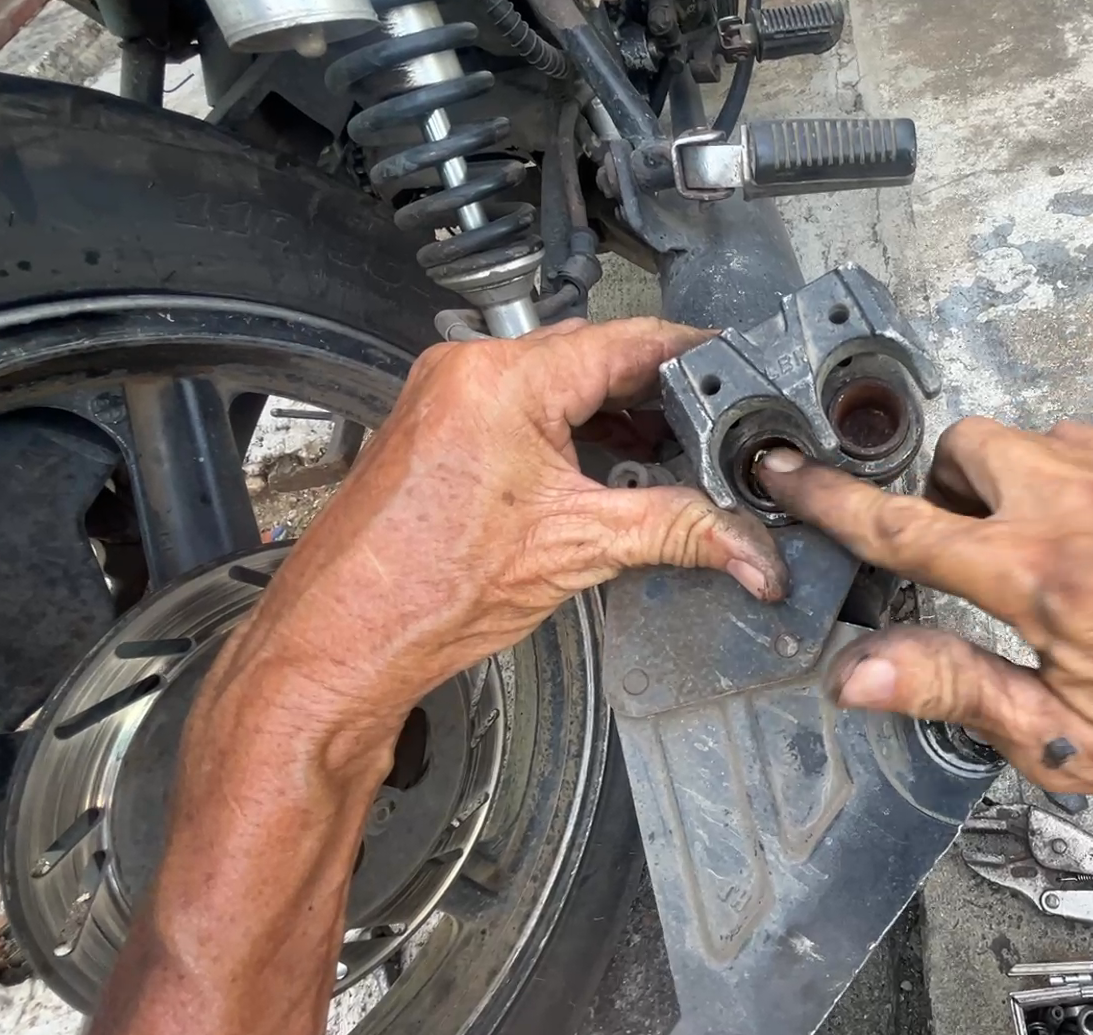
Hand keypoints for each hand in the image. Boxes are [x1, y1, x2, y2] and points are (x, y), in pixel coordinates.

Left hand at [224, 318, 787, 768]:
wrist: (345, 637)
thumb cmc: (425, 588)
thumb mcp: (580, 549)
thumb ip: (679, 532)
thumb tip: (747, 545)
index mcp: (504, 382)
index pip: (626, 340)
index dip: (690, 349)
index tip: (731, 360)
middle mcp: (471, 372)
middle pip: (596, 355)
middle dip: (659, 387)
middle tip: (711, 419)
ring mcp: (452, 395)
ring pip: (563, 379)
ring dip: (618, 409)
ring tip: (667, 446)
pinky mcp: (446, 425)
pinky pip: (530, 404)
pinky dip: (578, 425)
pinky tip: (607, 460)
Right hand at [756, 419, 1092, 862]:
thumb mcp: (1058, 739)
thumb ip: (950, 686)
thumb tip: (858, 673)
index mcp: (1041, 578)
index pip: (904, 527)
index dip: (833, 499)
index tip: (792, 472)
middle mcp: (1084, 506)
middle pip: (963, 445)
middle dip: (943, 486)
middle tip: (964, 543)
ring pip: (1026, 436)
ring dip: (1006, 481)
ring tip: (1034, 545)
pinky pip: (1088, 441)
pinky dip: (1067, 475)